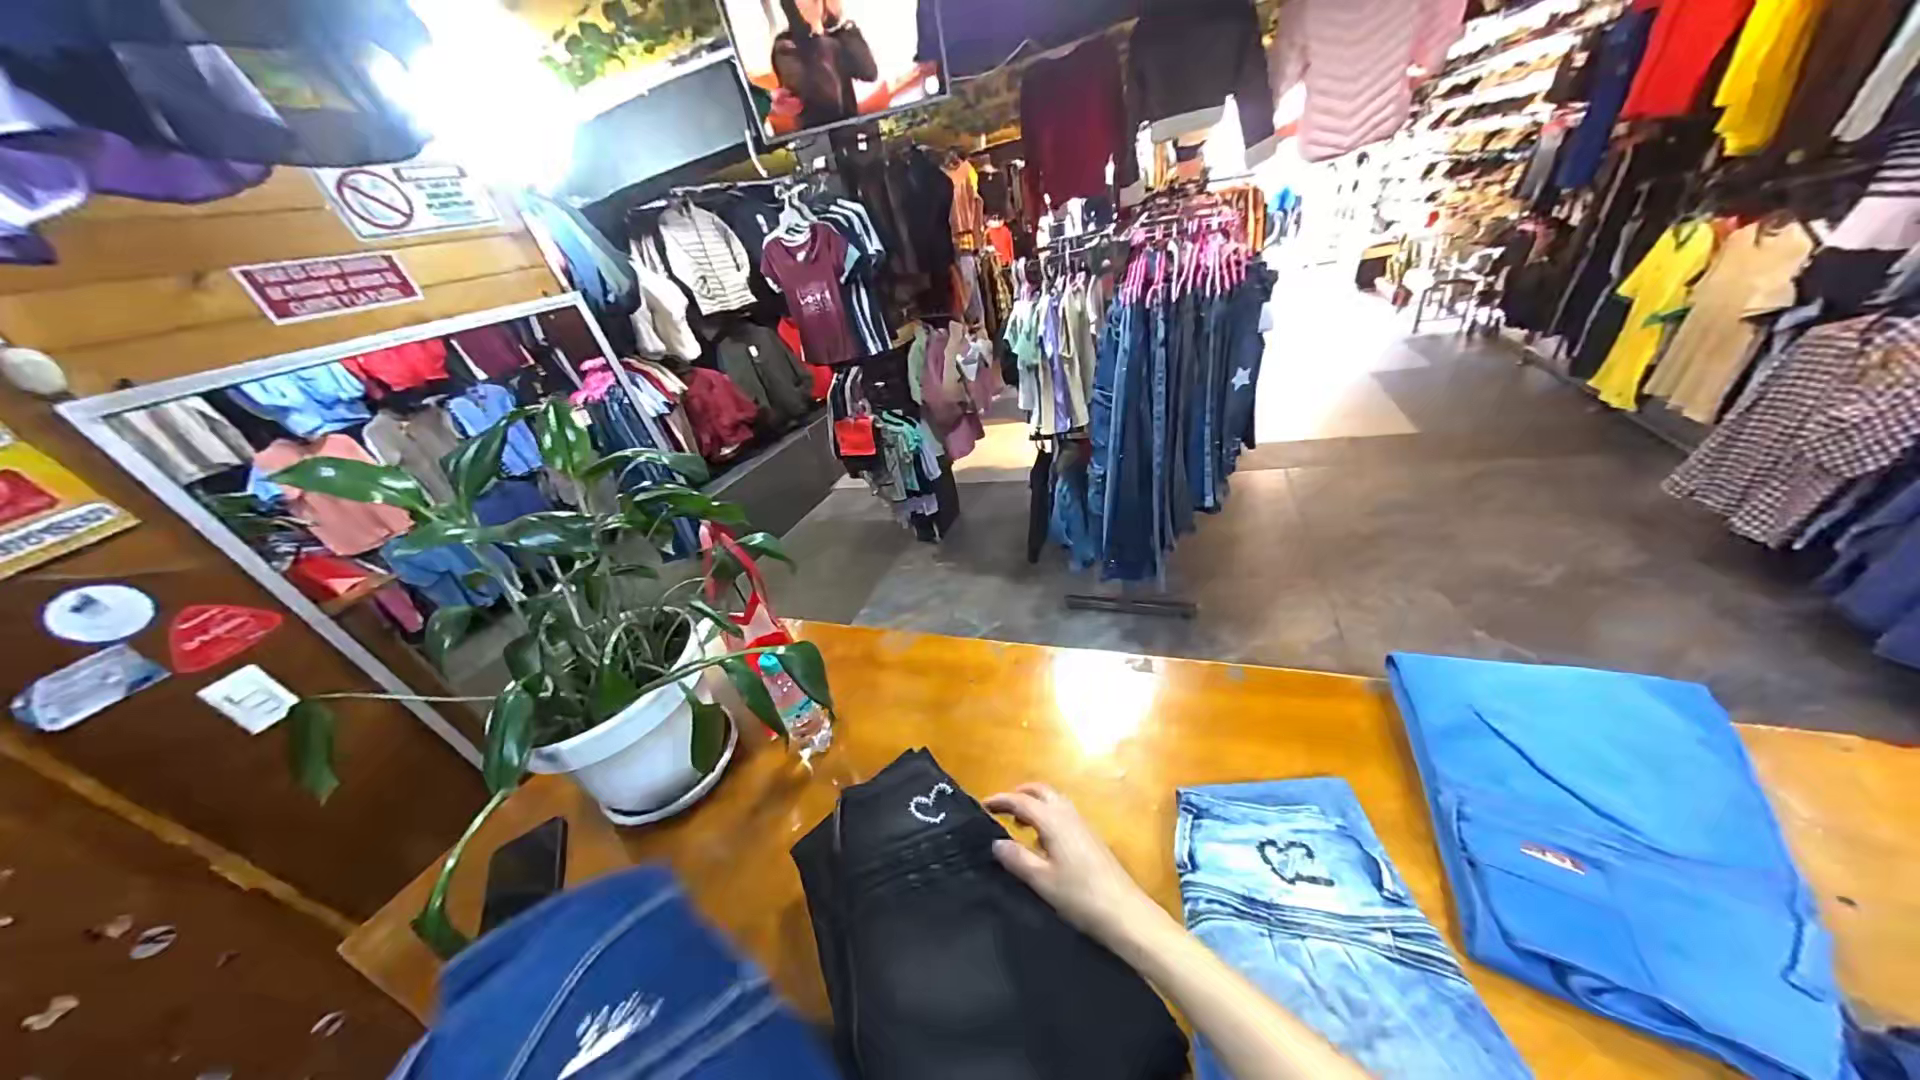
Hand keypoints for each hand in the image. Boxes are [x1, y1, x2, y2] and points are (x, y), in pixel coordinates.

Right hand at [985, 783, 1169, 942]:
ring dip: (1034, 803)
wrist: (1125, 912)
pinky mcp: (1090, 837)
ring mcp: (1082, 824)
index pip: (1021, 801)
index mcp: (1053, 821)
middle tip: (1001, 808)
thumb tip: (996, 842)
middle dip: (1019, 794)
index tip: (982, 805)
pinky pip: (1063, 812)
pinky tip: (1042, 841)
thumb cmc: (1080, 896)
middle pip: (1040, 791)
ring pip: (1054, 800)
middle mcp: (1068, 815)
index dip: (1000, 800)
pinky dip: (1047, 814)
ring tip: (1018, 823)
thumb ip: (1017, 859)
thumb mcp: (1042, 881)